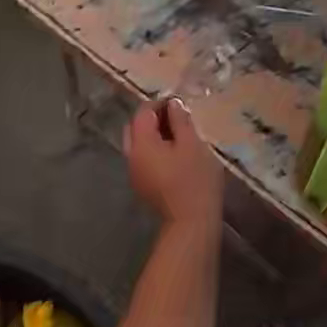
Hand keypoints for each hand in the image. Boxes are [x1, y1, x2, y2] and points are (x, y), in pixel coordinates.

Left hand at [124, 98, 223, 229]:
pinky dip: (156, 153)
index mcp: (141, 143)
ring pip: (139, 146)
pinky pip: (145, 161)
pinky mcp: (143, 187)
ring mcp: (135, 174)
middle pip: (135, 129)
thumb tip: (173, 104)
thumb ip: (181, 121)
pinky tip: (175, 158)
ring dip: (155, 137)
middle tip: (178, 120)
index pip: (143, 113)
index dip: (160, 103)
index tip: (180, 104)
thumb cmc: (195, 181)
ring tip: (179, 138)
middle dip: (153, 120)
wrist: (191, 223)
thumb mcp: (193, 145)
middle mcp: (131, 157)